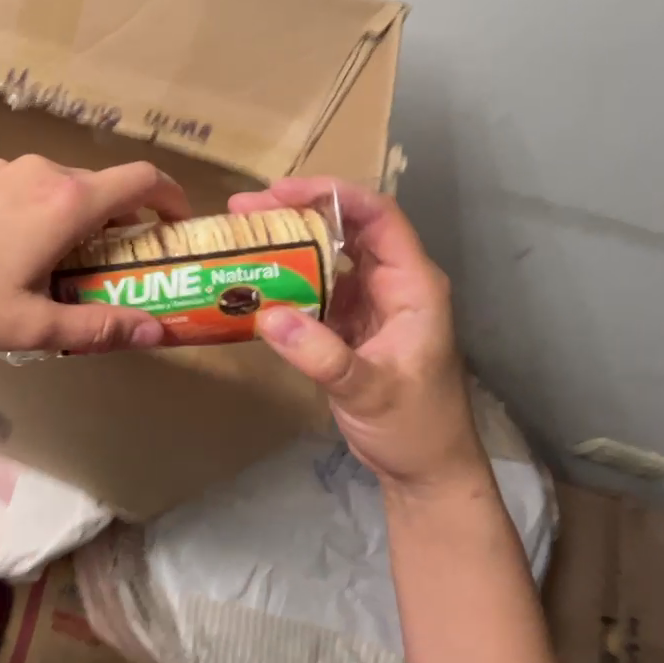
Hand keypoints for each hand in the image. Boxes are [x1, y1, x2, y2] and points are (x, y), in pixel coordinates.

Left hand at [0, 155, 190, 351]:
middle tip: (115, 267)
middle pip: (100, 187)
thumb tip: (155, 332)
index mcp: (66, 201)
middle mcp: (39, 172)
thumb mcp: (30, 326)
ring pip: (57, 189)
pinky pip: (21, 189)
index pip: (142, 180)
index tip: (178, 225)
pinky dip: (37, 213)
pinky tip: (6, 254)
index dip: (172, 198)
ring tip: (57, 268)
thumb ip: (97, 328)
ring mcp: (0, 168)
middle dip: (120, 222)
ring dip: (74, 219)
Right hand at [230, 179, 485, 495]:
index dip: (330, 195)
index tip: (278, 192)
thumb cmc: (413, 426)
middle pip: (346, 227)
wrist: (425, 470)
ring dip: (285, 242)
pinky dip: (282, 277)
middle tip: (241, 210)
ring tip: (238, 236)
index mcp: (412, 285)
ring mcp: (368, 303)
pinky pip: (312, 286)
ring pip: (326, 255)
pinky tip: (249, 279)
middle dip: (295, 212)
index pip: (377, 217)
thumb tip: (267, 316)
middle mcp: (391, 283)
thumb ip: (321, 355)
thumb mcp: (369, 390)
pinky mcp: (346, 324)